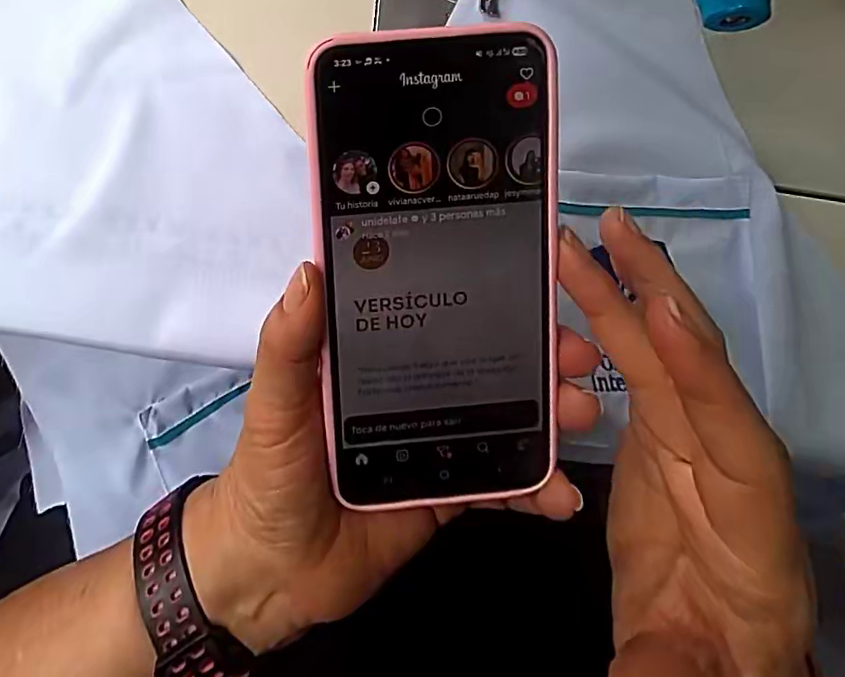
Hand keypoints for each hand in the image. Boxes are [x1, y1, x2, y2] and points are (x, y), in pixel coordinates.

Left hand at [184, 261, 606, 652]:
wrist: (276, 572)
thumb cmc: (266, 473)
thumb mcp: (274, 404)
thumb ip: (288, 345)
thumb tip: (309, 272)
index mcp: (356, 360)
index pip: (415, 317)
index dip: (463, 299)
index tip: (519, 287)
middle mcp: (395, 391)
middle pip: (469, 362)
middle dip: (527, 352)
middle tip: (572, 352)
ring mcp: (423, 441)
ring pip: (494, 417)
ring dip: (543, 414)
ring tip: (578, 413)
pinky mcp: (441, 492)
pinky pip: (496, 482)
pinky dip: (533, 486)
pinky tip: (560, 492)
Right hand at [558, 210, 813, 676]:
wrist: (704, 650)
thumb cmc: (703, 658)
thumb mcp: (688, 672)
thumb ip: (673, 668)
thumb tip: (645, 673)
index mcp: (750, 527)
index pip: (733, 438)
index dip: (702, 376)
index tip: (666, 314)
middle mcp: (729, 466)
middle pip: (695, 366)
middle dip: (657, 293)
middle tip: (614, 230)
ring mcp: (693, 442)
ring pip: (663, 352)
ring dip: (627, 289)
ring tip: (592, 238)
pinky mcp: (660, 433)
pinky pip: (640, 365)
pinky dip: (617, 320)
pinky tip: (593, 287)